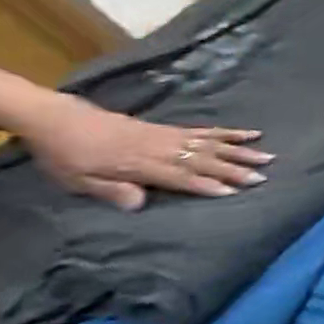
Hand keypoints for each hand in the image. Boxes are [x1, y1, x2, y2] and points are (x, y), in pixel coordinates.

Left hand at [17, 94, 273, 209]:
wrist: (57, 119)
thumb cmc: (64, 155)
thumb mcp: (76, 180)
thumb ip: (109, 191)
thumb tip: (139, 204)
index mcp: (138, 164)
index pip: (179, 176)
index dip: (206, 184)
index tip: (233, 191)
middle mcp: (159, 149)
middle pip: (202, 160)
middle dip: (233, 168)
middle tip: (261, 176)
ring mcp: (168, 136)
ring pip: (211, 144)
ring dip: (240, 151)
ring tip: (267, 156)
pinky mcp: (170, 128)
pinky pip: (205, 131)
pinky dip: (229, 133)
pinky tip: (248, 133)